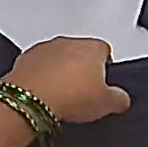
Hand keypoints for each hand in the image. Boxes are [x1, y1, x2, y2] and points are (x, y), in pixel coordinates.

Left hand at [2, 37, 130, 124]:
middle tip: (82, 93)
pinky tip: (43, 94)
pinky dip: (40, 76)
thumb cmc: (68, 95)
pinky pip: (37, 65)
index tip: (102, 83)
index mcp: (92, 47)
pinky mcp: (26, 58)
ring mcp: (45, 48)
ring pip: (57, 57)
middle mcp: (68, 42)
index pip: (105, 51)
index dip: (104, 69)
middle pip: (80, 53)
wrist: (32, 99)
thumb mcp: (106, 104)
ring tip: (61, 96)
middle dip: (81, 69)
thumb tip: (121, 99)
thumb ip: (119, 99)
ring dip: (59, 71)